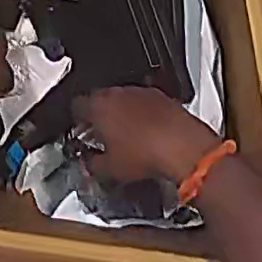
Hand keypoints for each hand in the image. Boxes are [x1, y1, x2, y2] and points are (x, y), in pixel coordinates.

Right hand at [74, 86, 221, 182]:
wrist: (185, 148)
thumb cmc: (148, 155)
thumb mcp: (112, 169)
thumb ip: (93, 164)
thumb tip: (90, 164)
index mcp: (97, 107)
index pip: (77, 105)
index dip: (78, 118)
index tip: (82, 128)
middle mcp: (115, 93)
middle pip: (98, 98)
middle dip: (99, 113)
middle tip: (104, 133)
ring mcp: (138, 92)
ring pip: (122, 97)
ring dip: (121, 111)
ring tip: (129, 133)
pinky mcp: (160, 95)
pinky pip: (144, 100)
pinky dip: (143, 111)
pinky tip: (150, 129)